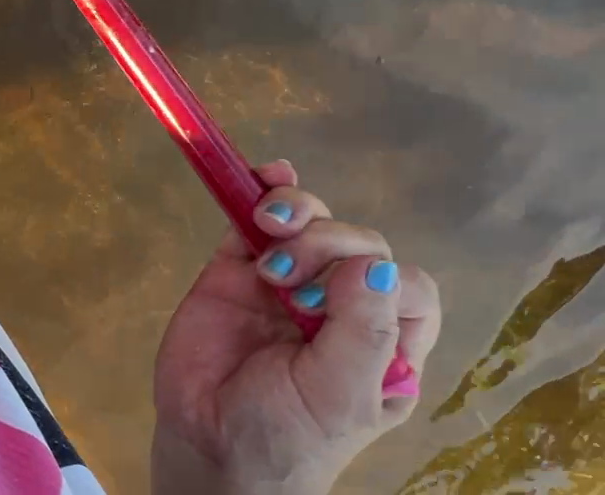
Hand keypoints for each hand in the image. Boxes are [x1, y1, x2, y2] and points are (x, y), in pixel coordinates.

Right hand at [152, 162, 442, 494]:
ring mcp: (283, 283)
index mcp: (383, 341)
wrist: (208, 437)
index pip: (405, 285)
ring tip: (266, 232)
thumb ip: (358, 331)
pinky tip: (258, 178)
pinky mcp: (231, 269)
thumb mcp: (340, 394)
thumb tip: (371, 264)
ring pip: (308, 224)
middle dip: (324, 244)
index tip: (321, 302)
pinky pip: (249, 222)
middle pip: (355, 245)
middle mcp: (339, 306)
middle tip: (283, 276)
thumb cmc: (289, 432)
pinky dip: (257, 193)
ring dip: (294, 212)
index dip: (373, 276)